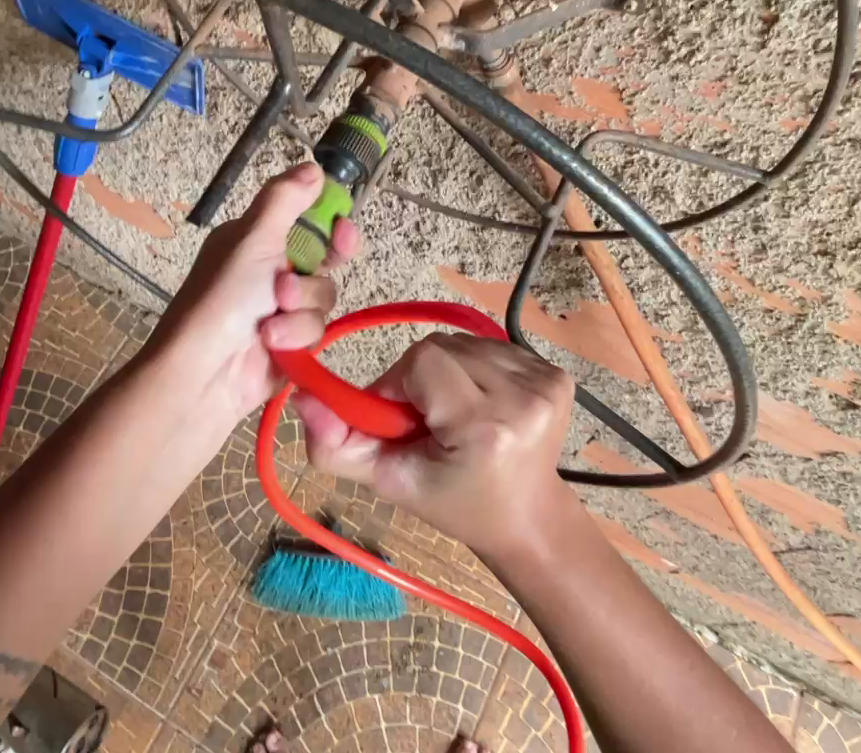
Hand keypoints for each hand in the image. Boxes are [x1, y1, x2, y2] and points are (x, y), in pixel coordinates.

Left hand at [143, 164, 359, 420]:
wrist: (203, 373)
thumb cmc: (223, 298)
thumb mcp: (252, 238)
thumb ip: (285, 199)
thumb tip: (313, 166)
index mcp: (256, 240)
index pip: (306, 222)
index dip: (330, 226)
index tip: (343, 230)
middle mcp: (269, 272)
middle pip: (323, 263)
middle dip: (312, 278)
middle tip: (291, 287)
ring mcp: (280, 310)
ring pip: (322, 299)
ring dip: (299, 311)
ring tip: (270, 323)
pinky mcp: (290, 344)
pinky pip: (316, 331)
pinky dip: (296, 337)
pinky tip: (274, 345)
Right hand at [292, 333, 574, 559]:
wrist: (527, 517)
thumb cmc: (455, 504)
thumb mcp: (390, 483)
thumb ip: (336, 445)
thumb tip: (302, 395)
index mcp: (484, 426)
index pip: (422, 362)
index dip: (401, 386)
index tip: (403, 421)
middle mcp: (524, 396)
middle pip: (443, 348)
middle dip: (422, 378)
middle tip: (427, 420)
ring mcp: (547, 382)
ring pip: (465, 344)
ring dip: (449, 372)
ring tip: (456, 413)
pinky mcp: (558, 375)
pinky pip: (491, 348)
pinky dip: (476, 370)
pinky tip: (483, 403)